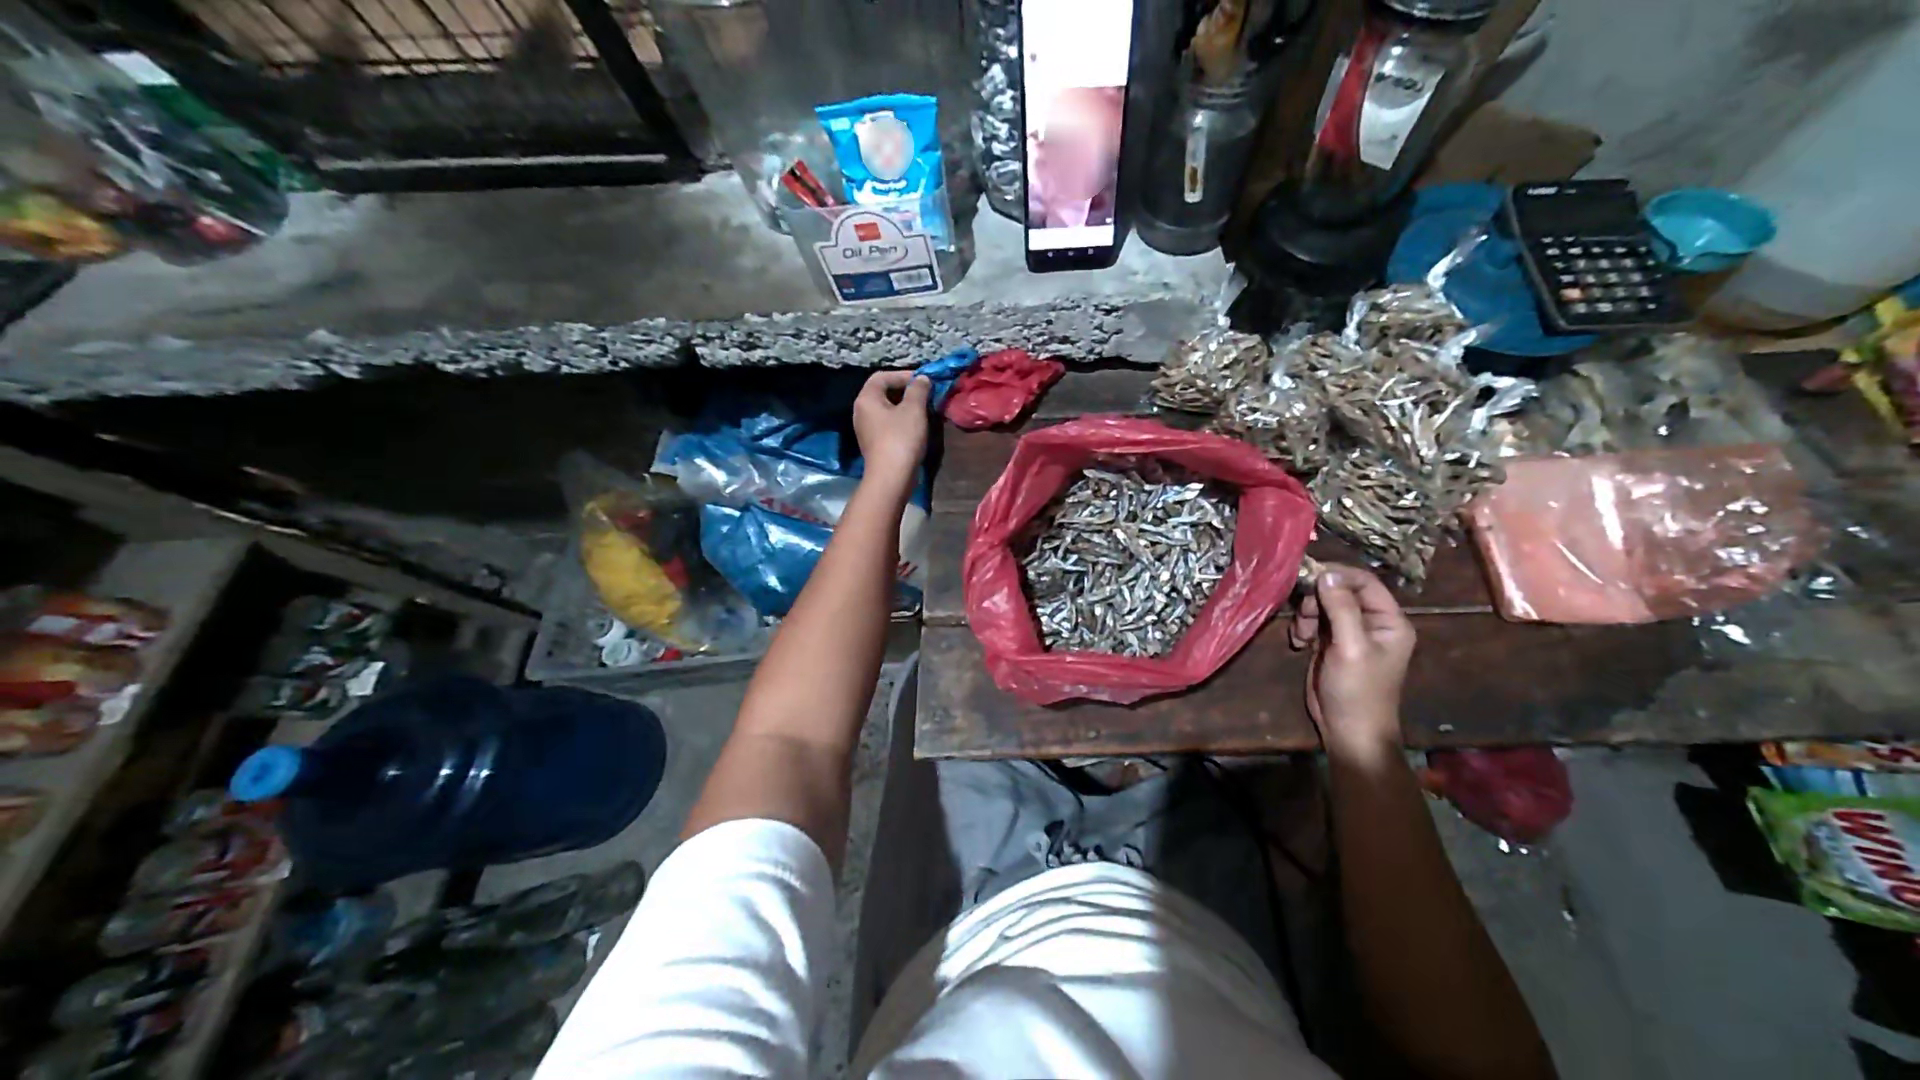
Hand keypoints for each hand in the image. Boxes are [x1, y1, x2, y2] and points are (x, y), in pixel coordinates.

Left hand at [853, 370, 931, 488]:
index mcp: (866, 398)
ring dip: (905, 406)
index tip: (923, 381)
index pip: (882, 376)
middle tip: (925, 394)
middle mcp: (861, 411)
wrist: (891, 477)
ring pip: (887, 409)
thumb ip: (918, 389)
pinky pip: (888, 424)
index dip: (903, 375)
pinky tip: (916, 426)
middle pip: (883, 392)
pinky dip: (901, 420)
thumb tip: (921, 378)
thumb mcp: (913, 409)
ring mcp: (866, 429)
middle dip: (905, 390)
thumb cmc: (901, 438)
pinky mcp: (874, 443)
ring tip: (924, 409)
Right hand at [1288, 564, 1415, 763]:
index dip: (1337, 575)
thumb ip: (1341, 608)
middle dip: (1317, 598)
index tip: (1307, 576)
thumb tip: (1325, 574)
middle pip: (1341, 590)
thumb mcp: (1351, 647)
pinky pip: (1315, 621)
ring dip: (1307, 613)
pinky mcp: (1331, 644)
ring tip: (1301, 634)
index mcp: (1389, 621)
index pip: (1364, 582)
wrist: (1348, 731)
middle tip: (1301, 614)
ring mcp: (1350, 633)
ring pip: (1324, 604)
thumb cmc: (1358, 691)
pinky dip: (1303, 626)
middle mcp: (1372, 622)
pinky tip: (1299, 642)